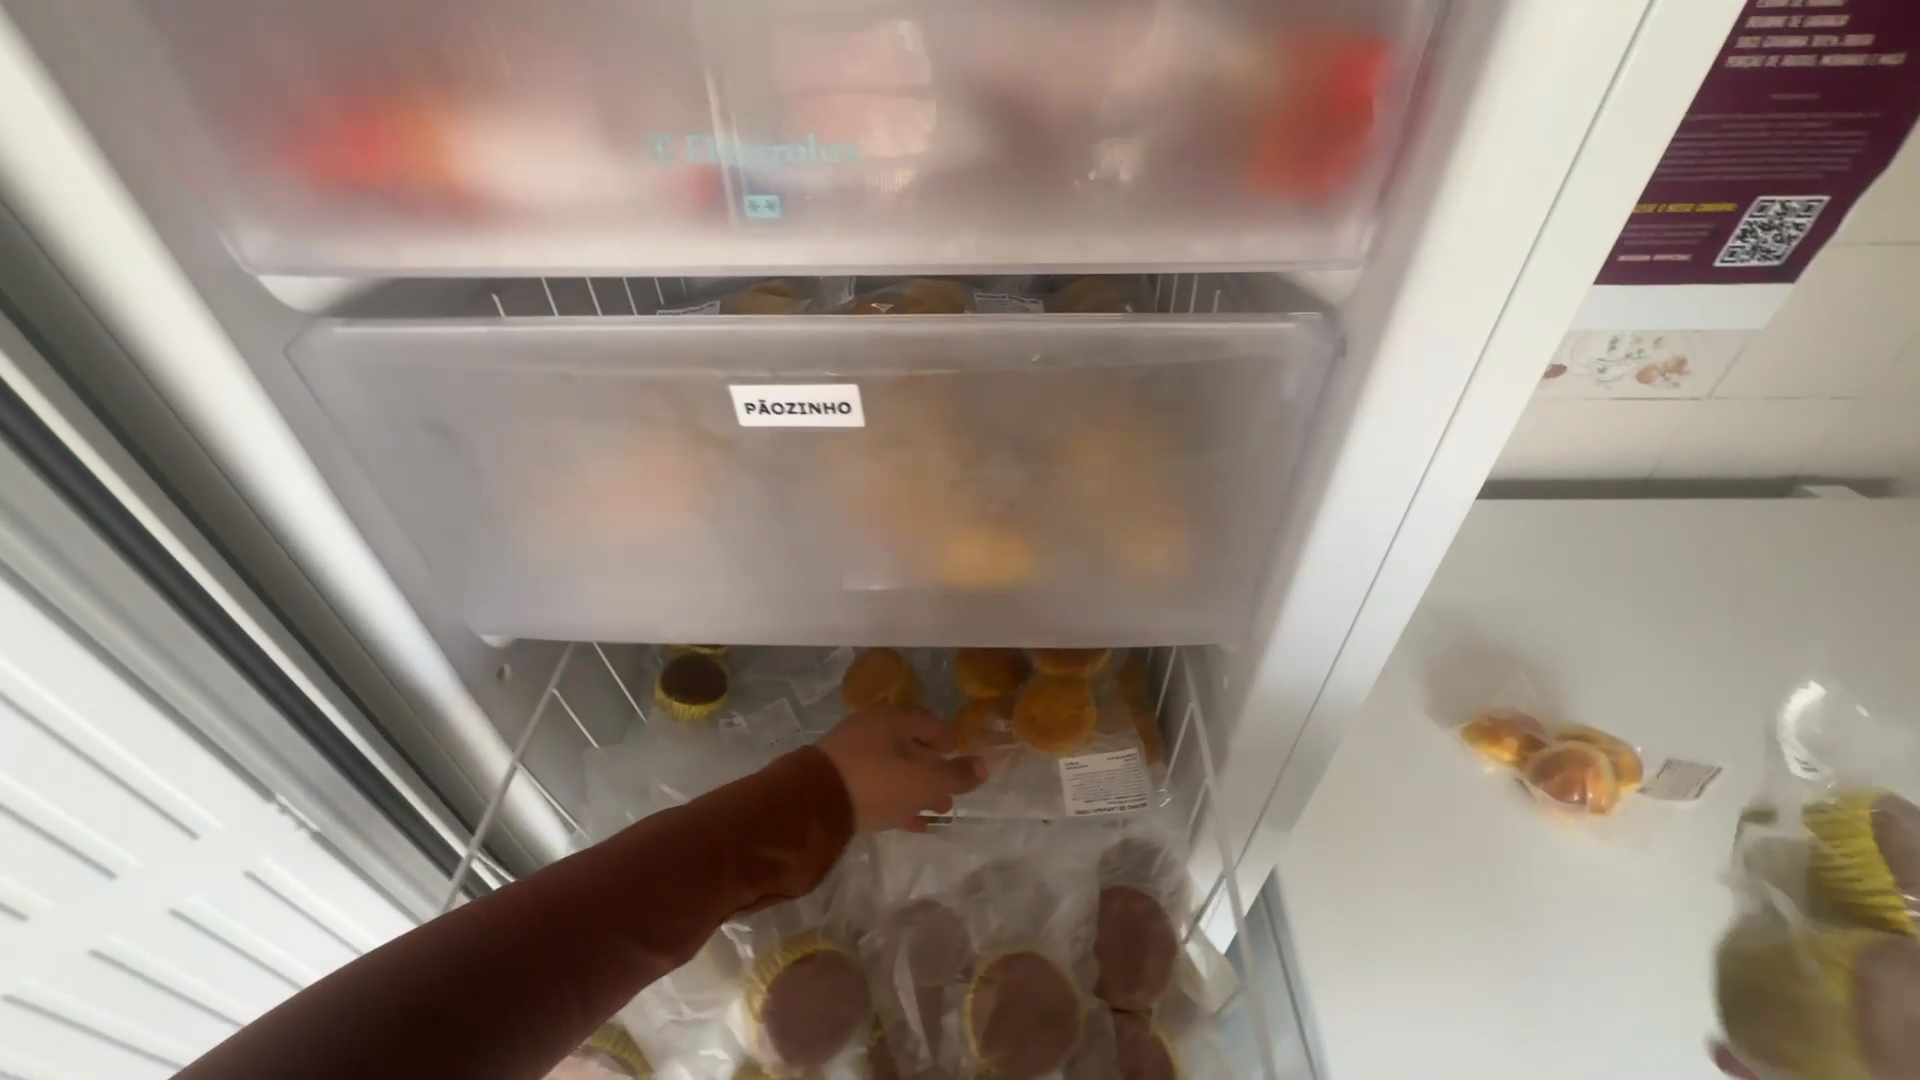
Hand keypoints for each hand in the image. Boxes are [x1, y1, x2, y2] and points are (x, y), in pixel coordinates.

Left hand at [816, 705, 986, 831]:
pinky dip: (897, 801)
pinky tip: (913, 822)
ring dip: (917, 788)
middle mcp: (872, 730)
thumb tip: (984, 766)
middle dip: (934, 769)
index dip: (948, 739)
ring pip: (894, 769)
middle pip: (911, 746)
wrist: (812, 804)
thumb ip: (956, 776)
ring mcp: (852, 755)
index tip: (960, 754)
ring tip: (939, 809)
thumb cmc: (876, 782)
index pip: (929, 722)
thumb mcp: (924, 781)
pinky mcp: (839, 781)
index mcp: (892, 718)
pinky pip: (877, 788)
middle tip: (952, 788)